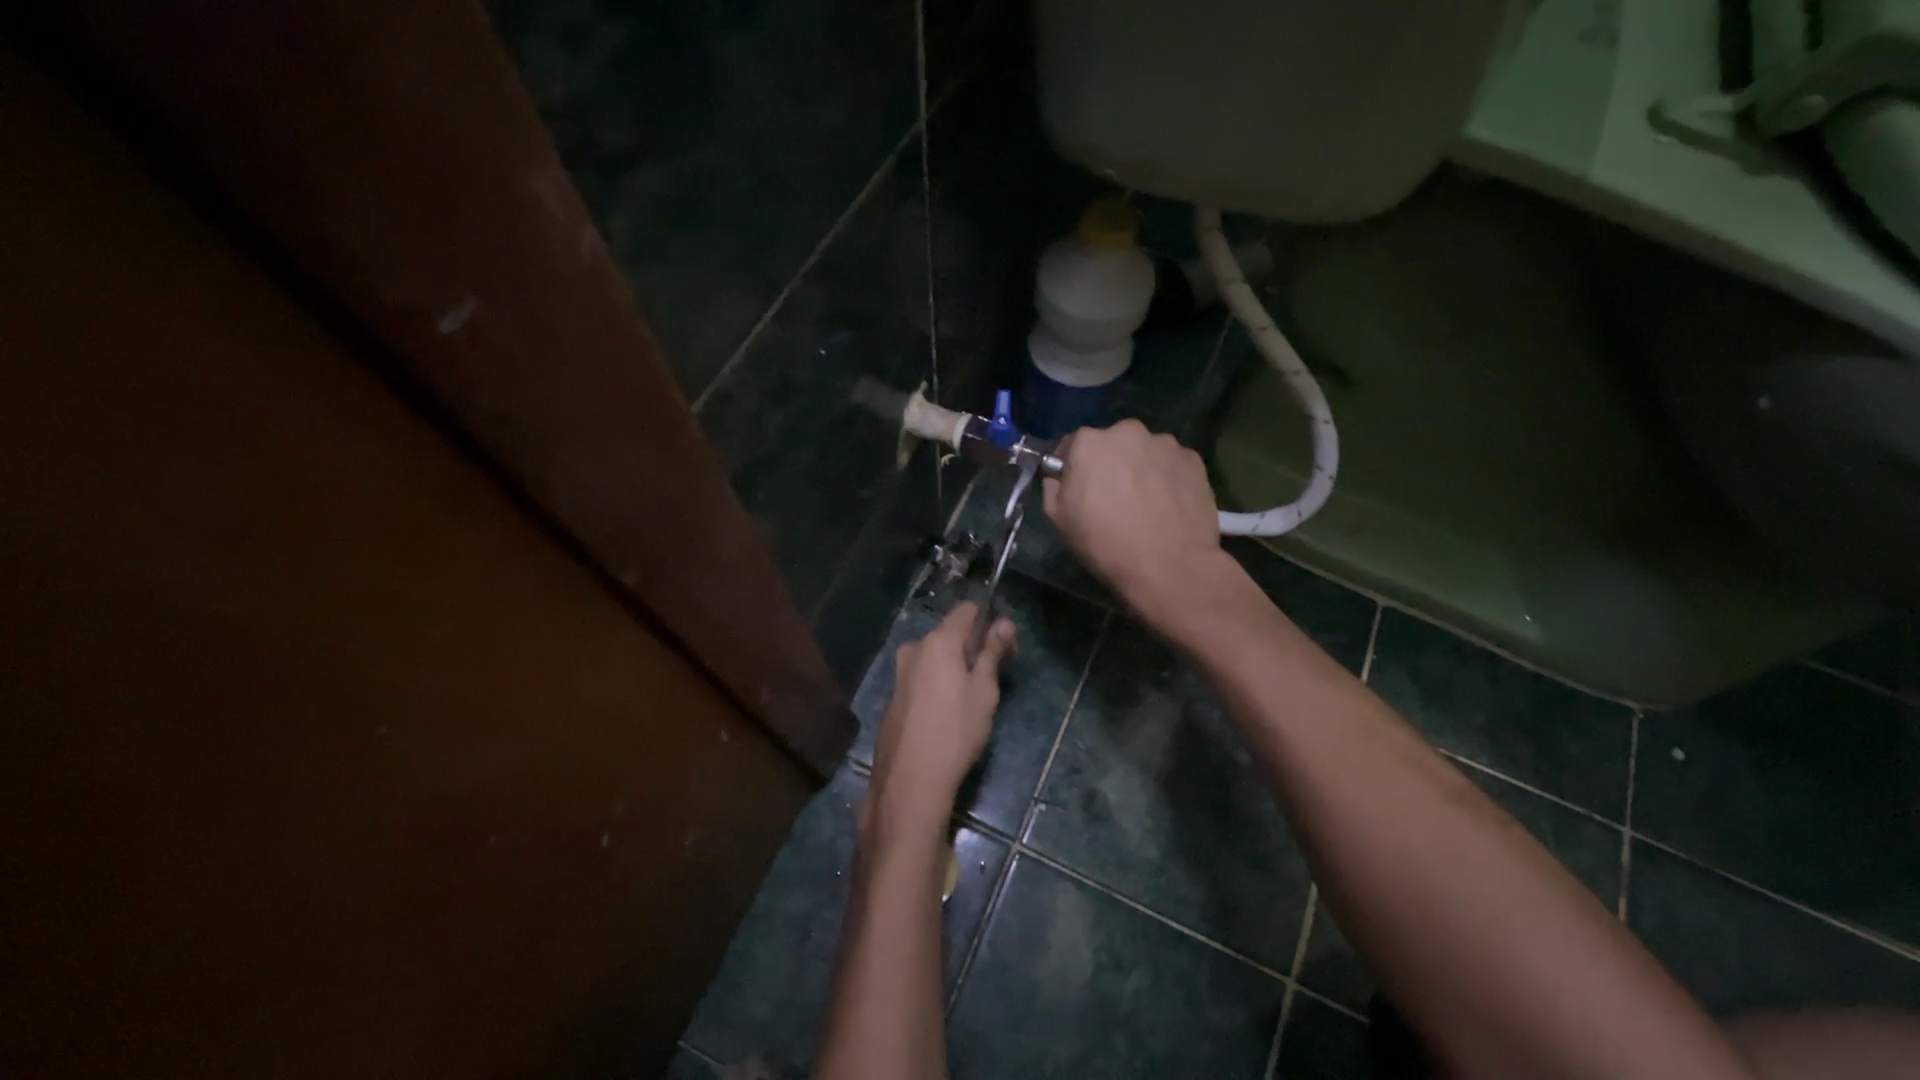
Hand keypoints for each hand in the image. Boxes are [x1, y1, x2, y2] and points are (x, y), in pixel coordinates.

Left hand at [864, 602, 1014, 840]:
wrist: (910, 779)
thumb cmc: (956, 731)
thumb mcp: (984, 691)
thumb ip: (992, 653)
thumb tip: (1004, 622)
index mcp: (938, 641)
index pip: (967, 610)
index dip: (989, 622)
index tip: (1005, 648)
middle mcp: (914, 649)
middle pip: (949, 635)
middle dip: (972, 648)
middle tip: (993, 679)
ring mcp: (899, 673)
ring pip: (934, 659)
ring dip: (954, 669)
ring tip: (971, 702)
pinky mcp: (893, 697)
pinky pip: (921, 679)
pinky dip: (937, 686)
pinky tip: (946, 715)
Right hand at [1043, 420, 1227, 621]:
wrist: (1170, 567)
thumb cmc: (1106, 544)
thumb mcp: (1059, 520)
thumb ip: (1054, 488)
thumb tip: (1060, 477)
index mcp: (1089, 442)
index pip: (1073, 445)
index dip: (1073, 468)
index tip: (1079, 489)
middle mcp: (1128, 431)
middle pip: (1113, 444)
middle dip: (1111, 464)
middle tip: (1114, 498)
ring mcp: (1165, 444)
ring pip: (1145, 452)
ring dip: (1141, 469)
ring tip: (1146, 505)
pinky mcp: (1194, 460)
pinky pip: (1172, 465)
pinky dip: (1168, 478)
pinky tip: (1169, 506)